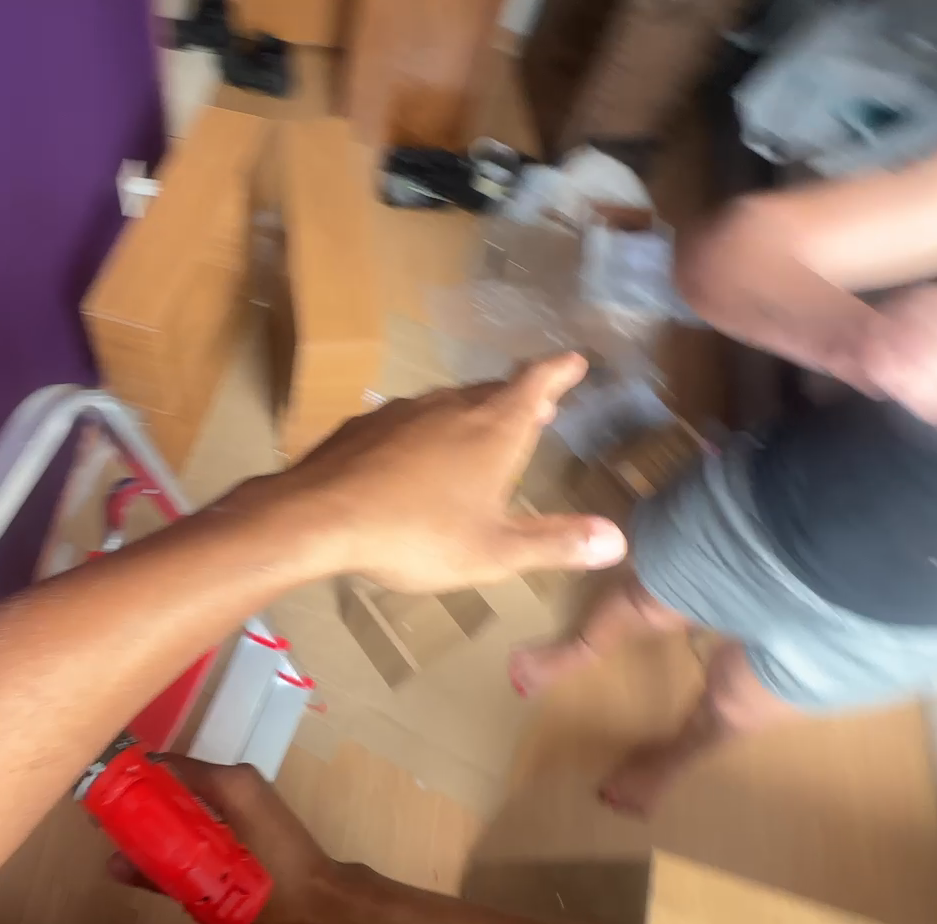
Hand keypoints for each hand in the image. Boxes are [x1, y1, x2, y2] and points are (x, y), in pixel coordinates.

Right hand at [106, 756, 341, 923]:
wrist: (327, 899)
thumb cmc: (274, 892)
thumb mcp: (212, 888)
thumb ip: (160, 874)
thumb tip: (111, 864)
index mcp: (229, 783)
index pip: (169, 767)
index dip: (134, 782)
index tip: (105, 801)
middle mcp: (237, 776)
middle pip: (179, 778)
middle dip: (146, 800)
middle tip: (113, 825)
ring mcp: (248, 789)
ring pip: (193, 791)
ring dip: (166, 810)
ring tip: (135, 836)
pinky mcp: (253, 804)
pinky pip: (209, 801)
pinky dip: (187, 816)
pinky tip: (171, 843)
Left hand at [228, 352, 625, 593]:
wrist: (319, 517)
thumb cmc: (415, 535)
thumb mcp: (492, 551)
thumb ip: (553, 543)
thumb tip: (617, 540)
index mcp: (492, 429)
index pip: (536, 383)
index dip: (559, 371)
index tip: (574, 359)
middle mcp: (449, 408)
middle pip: (492, 392)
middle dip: (517, 396)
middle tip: (535, 404)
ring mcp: (400, 412)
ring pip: (446, 402)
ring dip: (469, 411)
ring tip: (478, 428)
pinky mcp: (362, 426)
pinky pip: (404, 420)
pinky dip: (421, 429)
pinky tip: (410, 452)